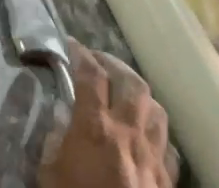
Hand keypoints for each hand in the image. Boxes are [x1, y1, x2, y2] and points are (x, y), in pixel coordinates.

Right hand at [38, 40, 175, 187]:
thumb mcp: (49, 172)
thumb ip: (56, 139)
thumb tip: (62, 118)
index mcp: (94, 128)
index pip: (91, 75)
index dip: (80, 53)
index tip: (69, 44)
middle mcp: (128, 134)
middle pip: (132, 83)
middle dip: (114, 66)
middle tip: (99, 62)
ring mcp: (153, 157)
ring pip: (156, 109)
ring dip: (140, 95)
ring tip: (125, 92)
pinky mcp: (167, 181)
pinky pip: (169, 145)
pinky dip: (156, 132)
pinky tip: (146, 136)